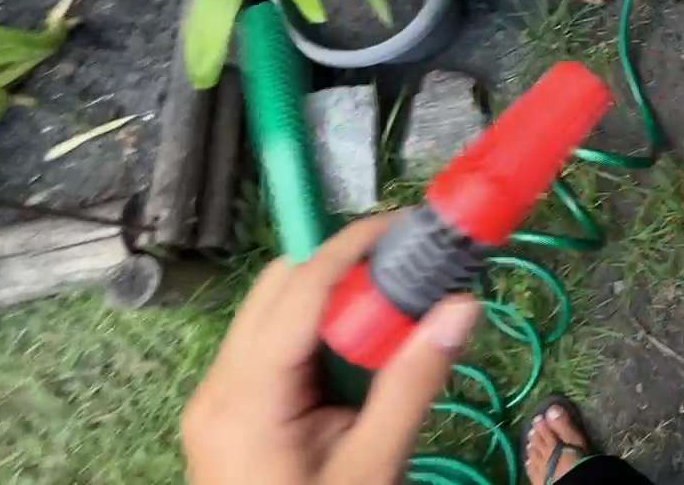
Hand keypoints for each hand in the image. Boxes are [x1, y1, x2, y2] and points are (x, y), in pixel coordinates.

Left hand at [183, 214, 482, 484]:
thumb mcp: (372, 467)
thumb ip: (413, 383)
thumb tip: (464, 304)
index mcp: (246, 399)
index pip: (300, 288)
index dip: (354, 244)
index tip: (409, 223)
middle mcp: (220, 385)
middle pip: (281, 284)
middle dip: (346, 261)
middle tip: (409, 263)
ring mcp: (221, 396)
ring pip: (278, 303)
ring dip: (337, 288)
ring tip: (395, 295)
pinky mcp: (234, 406)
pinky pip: (279, 334)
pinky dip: (324, 319)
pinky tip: (364, 339)